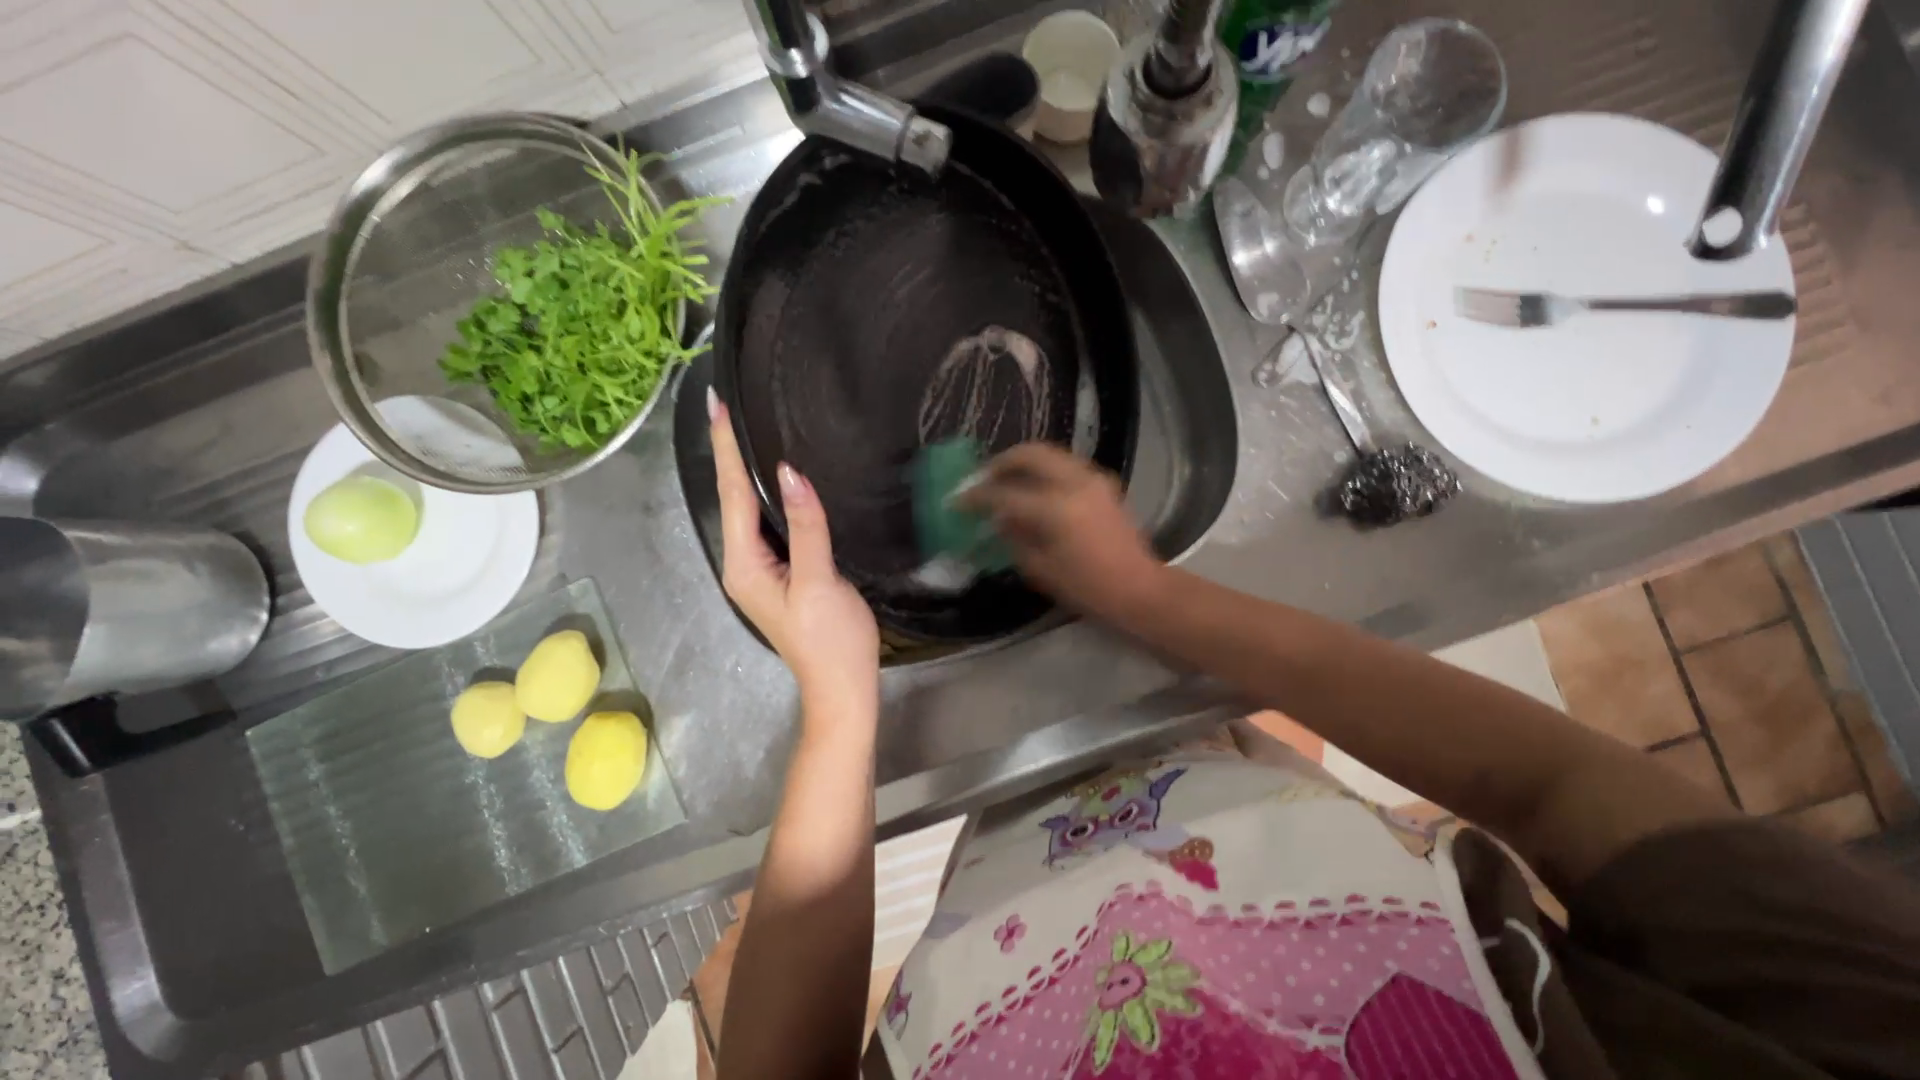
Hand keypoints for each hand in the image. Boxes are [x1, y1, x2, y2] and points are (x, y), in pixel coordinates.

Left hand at [709, 389, 879, 723]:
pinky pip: (765, 522)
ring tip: (742, 426)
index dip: (726, 448)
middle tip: (724, 404)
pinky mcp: (778, 573)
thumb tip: (790, 472)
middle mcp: (742, 563)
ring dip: (744, 468)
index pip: (733, 494)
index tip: (717, 405)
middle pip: (732, 497)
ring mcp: (758, 569)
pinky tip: (772, 475)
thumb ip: (805, 526)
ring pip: (748, 508)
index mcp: (744, 564)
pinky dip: (765, 492)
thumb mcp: (819, 581)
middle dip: (727, 451)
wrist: (841, 686)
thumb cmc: (831, 639)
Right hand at [958, 443, 1164, 619]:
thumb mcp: (1040, 569)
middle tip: (982, 479)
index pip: (1005, 493)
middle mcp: (1075, 483)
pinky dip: (1044, 471)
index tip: (957, 501)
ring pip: (1050, 454)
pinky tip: (1033, 489)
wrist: (1138, 590)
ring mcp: (1093, 479)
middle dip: (1000, 463)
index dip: (977, 497)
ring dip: (1023, 463)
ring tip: (1005, 482)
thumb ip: (1014, 537)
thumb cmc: (1087, 588)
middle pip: (1030, 454)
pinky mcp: (1103, 484)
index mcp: (1056, 508)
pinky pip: (1065, 466)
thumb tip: (997, 518)